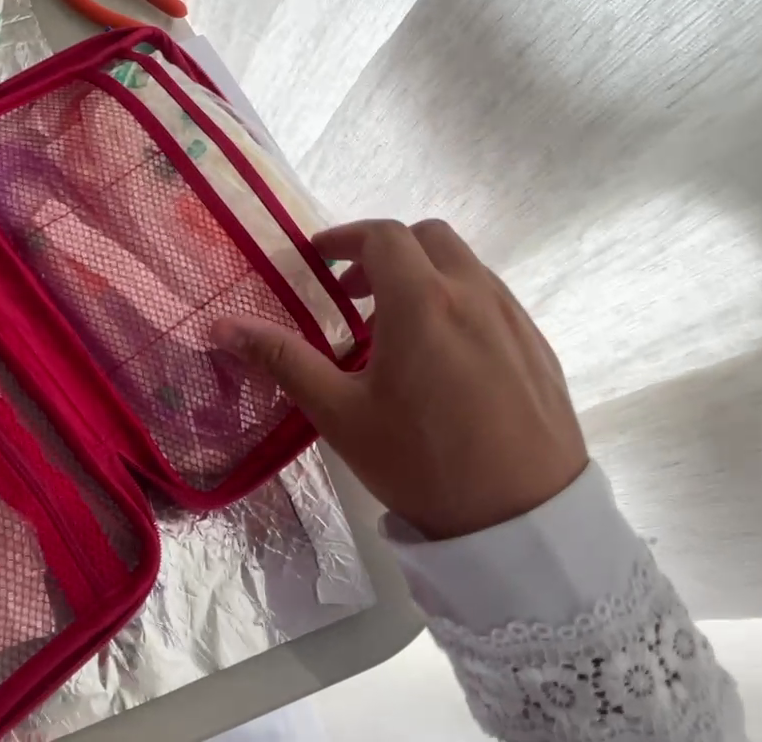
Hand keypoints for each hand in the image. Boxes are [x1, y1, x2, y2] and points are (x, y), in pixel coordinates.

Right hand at [213, 219, 586, 539]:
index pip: (382, 236)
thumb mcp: (339, 413)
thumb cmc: (422, 462)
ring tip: (395, 329)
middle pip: (428, 237)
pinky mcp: (539, 347)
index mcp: (422, 302)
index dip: (344, 238)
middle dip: (385, 250)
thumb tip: (222, 325)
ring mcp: (514, 319)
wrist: (527, 524)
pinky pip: (492, 298)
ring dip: (423, 274)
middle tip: (353, 294)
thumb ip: (282, 358)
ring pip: (465, 265)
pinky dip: (457, 300)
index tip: (318, 260)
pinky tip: (442, 357)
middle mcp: (474, 295)